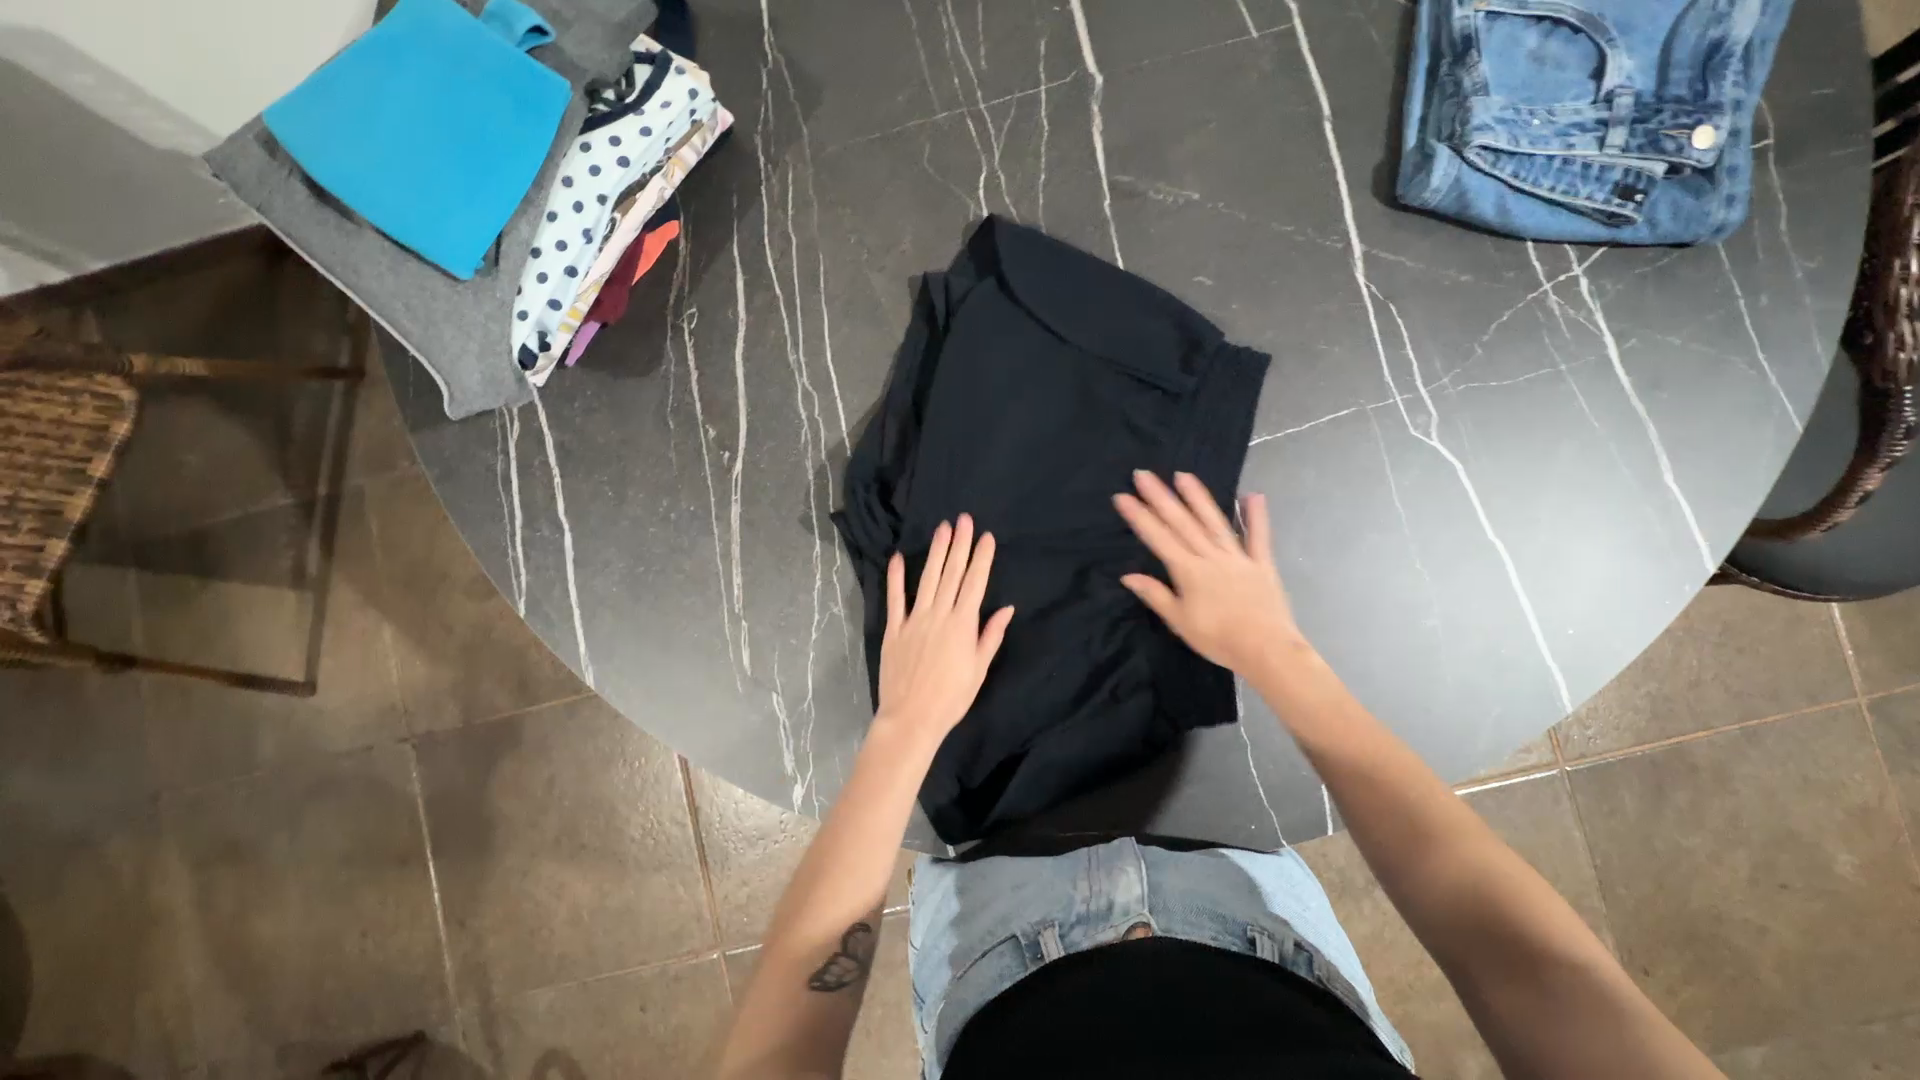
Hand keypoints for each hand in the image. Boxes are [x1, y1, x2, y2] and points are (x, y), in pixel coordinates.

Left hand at [875, 514, 1014, 747]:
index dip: (981, 558)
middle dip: (960, 544)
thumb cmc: (952, 698)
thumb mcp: (979, 669)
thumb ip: (990, 636)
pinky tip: (899, 557)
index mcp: (963, 625)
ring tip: (943, 528)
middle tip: (964, 519)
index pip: (975, 583)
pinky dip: (896, 577)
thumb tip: (1006, 609)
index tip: (986, 536)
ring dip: (936, 552)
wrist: (912, 717)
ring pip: (928, 579)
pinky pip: (895, 598)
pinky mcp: (894, 629)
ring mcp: (914, 620)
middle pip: (952, 574)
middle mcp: (939, 615)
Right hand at [1113, 470, 1304, 675]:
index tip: (1123, 496)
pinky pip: (1259, 536)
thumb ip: (1155, 595)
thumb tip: (1128, 576)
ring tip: (1183, 475)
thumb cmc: (1218, 640)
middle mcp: (1211, 557)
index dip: (1139, 516)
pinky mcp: (1262, 564)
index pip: (1158, 538)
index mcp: (1188, 571)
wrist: (1266, 649)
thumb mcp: (1179, 622)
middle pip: (1182, 523)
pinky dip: (1256, 515)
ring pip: (1214, 522)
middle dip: (1160, 498)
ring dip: (1198, 497)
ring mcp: (1238, 557)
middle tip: (1144, 474)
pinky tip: (1253, 495)